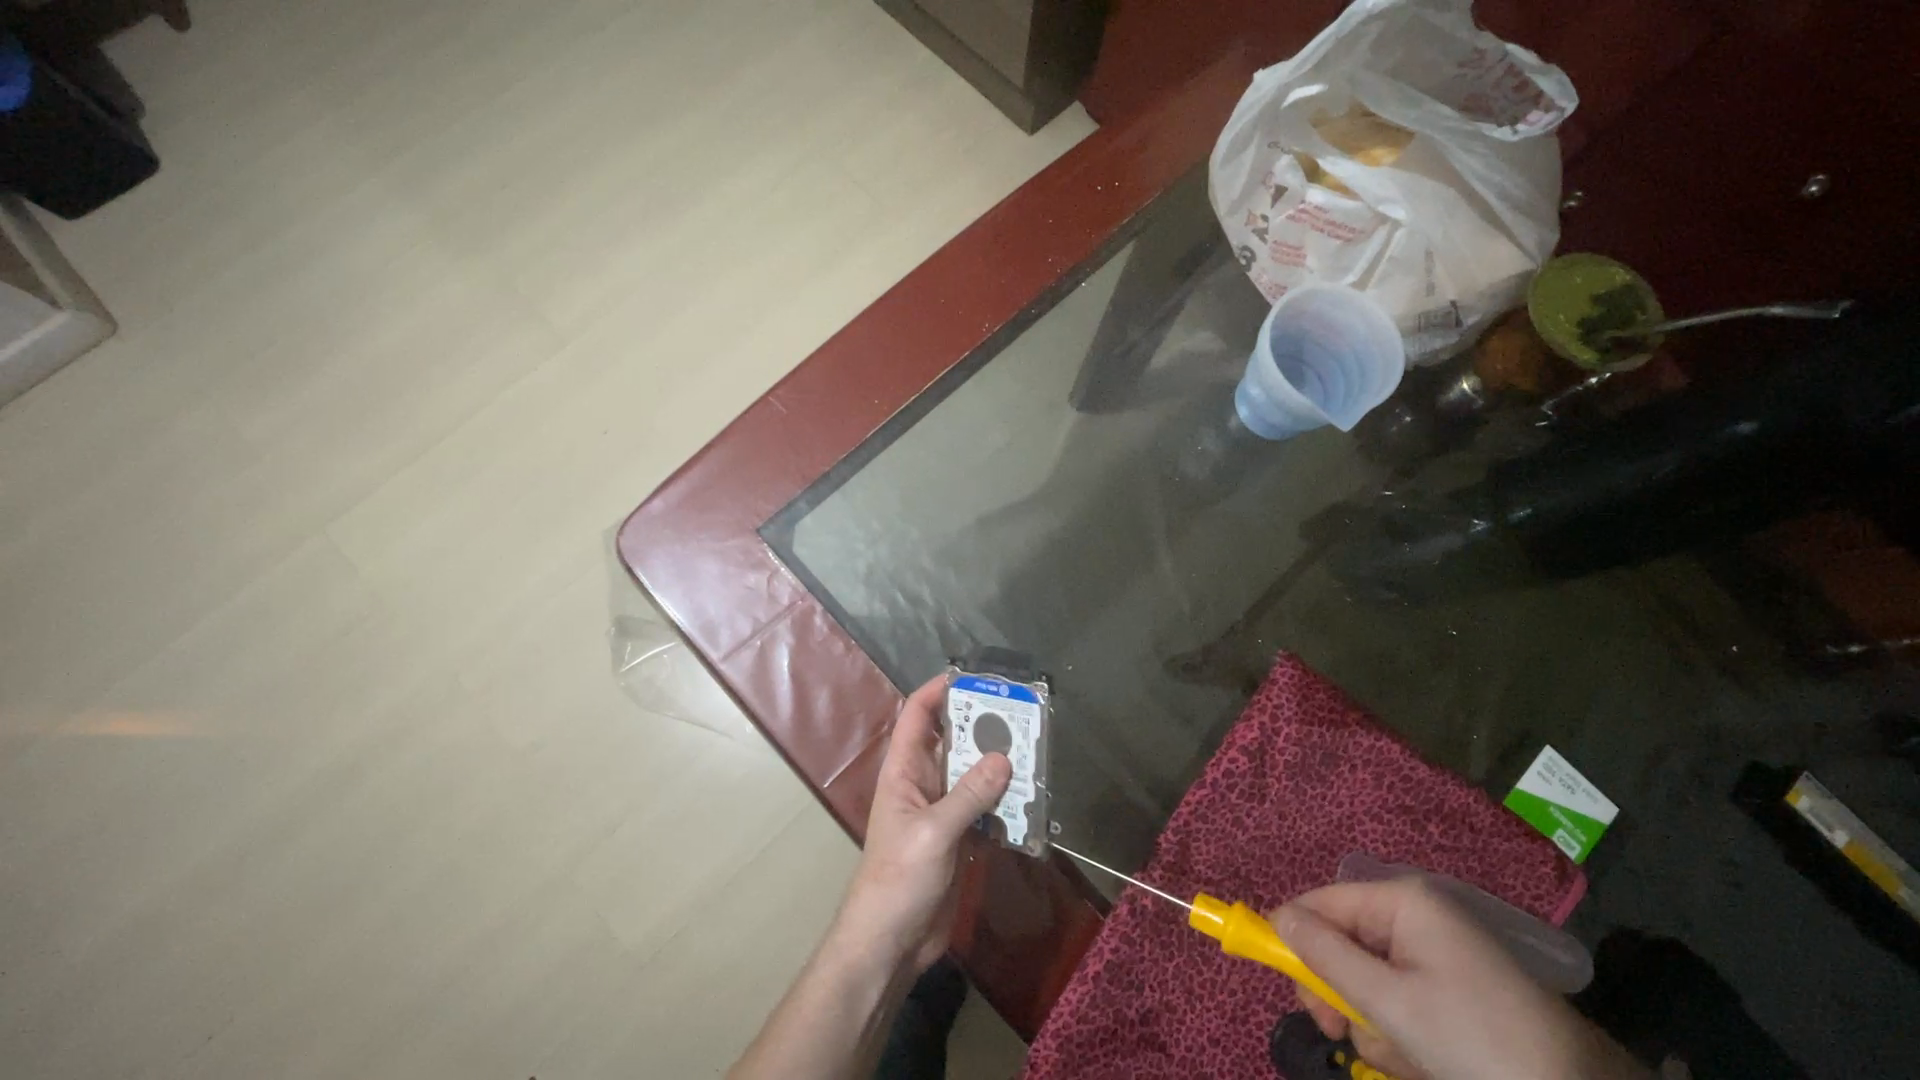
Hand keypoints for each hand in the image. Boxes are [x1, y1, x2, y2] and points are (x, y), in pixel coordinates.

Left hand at [832, 676, 1010, 972]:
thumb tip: (1004, 757)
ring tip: (1035, 749)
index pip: (917, 717)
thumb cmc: (898, 879)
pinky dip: (1005, 803)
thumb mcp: (933, 832)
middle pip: (952, 742)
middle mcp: (922, 785)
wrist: (890, 941)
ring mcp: (941, 813)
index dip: (938, 691)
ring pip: (972, 776)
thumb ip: (968, 795)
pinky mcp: (958, 840)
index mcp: (904, 773)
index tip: (973, 676)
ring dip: (999, 765)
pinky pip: (984, 810)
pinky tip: (1031, 798)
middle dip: (982, 726)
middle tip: (1022, 713)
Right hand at [1271, 879, 1645, 1079]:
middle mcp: (1415, 917)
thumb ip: (1325, 956)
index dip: (1296, 942)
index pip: (1320, 903)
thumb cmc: (1472, 1038)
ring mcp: (1434, 954)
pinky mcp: (1449, 990)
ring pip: (1365, 980)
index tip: (1298, 996)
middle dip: (1337, 990)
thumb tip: (1276, 917)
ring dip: (1371, 1021)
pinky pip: (1396, 1001)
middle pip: (1340, 942)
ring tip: (1403, 1054)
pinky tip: (1423, 1059)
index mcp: (1402, 902)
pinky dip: (1398, 1032)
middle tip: (1339, 1031)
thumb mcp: (1389, 1001)